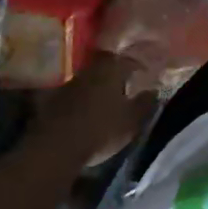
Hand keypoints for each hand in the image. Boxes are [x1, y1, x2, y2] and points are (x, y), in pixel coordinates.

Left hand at [33, 53, 158, 161]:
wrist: (56, 148)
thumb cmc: (101, 130)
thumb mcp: (132, 120)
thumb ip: (145, 103)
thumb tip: (154, 90)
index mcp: (111, 70)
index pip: (130, 61)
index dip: (140, 67)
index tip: (146, 74)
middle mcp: (90, 70)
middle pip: (107, 66)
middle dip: (117, 73)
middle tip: (127, 83)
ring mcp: (69, 83)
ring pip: (90, 78)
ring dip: (99, 85)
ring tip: (107, 98)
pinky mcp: (53, 98)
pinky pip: (75, 92)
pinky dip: (83, 97)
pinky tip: (87, 109)